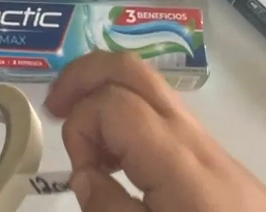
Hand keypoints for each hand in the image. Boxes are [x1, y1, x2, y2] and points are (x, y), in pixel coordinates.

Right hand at [46, 53, 265, 211]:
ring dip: (105, 92)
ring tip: (80, 130)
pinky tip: (116, 152)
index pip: (111, 103)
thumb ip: (109, 208)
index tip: (79, 174)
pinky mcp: (211, 155)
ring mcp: (204, 139)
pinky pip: (160, 112)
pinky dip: (127, 113)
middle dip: (85, 75)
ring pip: (146, 84)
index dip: (80, 128)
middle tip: (54, 106)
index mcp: (175, 156)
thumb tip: (83, 176)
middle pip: (130, 68)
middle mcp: (189, 133)